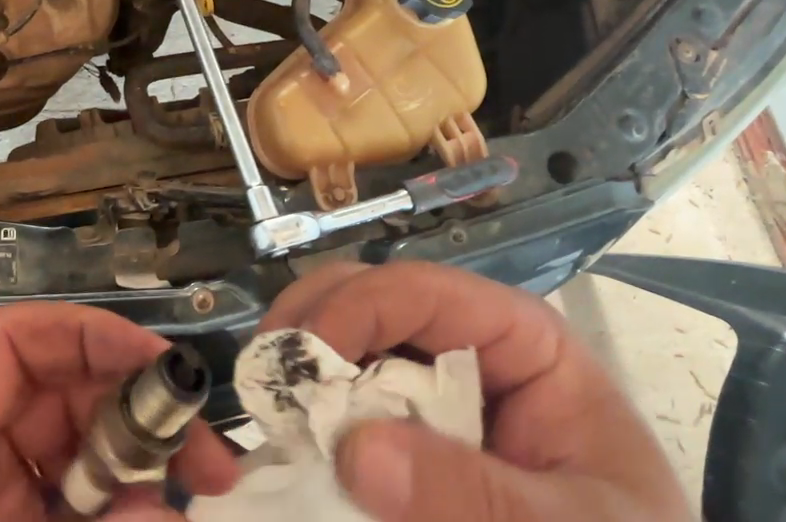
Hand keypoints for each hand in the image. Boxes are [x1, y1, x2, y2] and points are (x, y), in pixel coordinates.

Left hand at [0, 302, 239, 520]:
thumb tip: (166, 512)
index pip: (11, 343)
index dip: (92, 335)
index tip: (168, 369)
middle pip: (52, 389)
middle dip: (135, 410)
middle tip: (210, 461)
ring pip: (68, 446)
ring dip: (135, 465)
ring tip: (197, 493)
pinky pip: (65, 500)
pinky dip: (113, 508)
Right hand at [260, 262, 692, 521]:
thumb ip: (473, 495)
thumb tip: (353, 449)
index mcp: (518, 337)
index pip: (419, 290)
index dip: (350, 312)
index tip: (300, 369)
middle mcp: (464, 342)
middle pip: (366, 296)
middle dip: (308, 328)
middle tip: (267, 384)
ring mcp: (429, 380)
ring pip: (344, 338)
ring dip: (299, 366)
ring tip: (272, 412)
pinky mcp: (406, 423)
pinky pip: (345, 394)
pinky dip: (309, 406)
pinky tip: (289, 435)